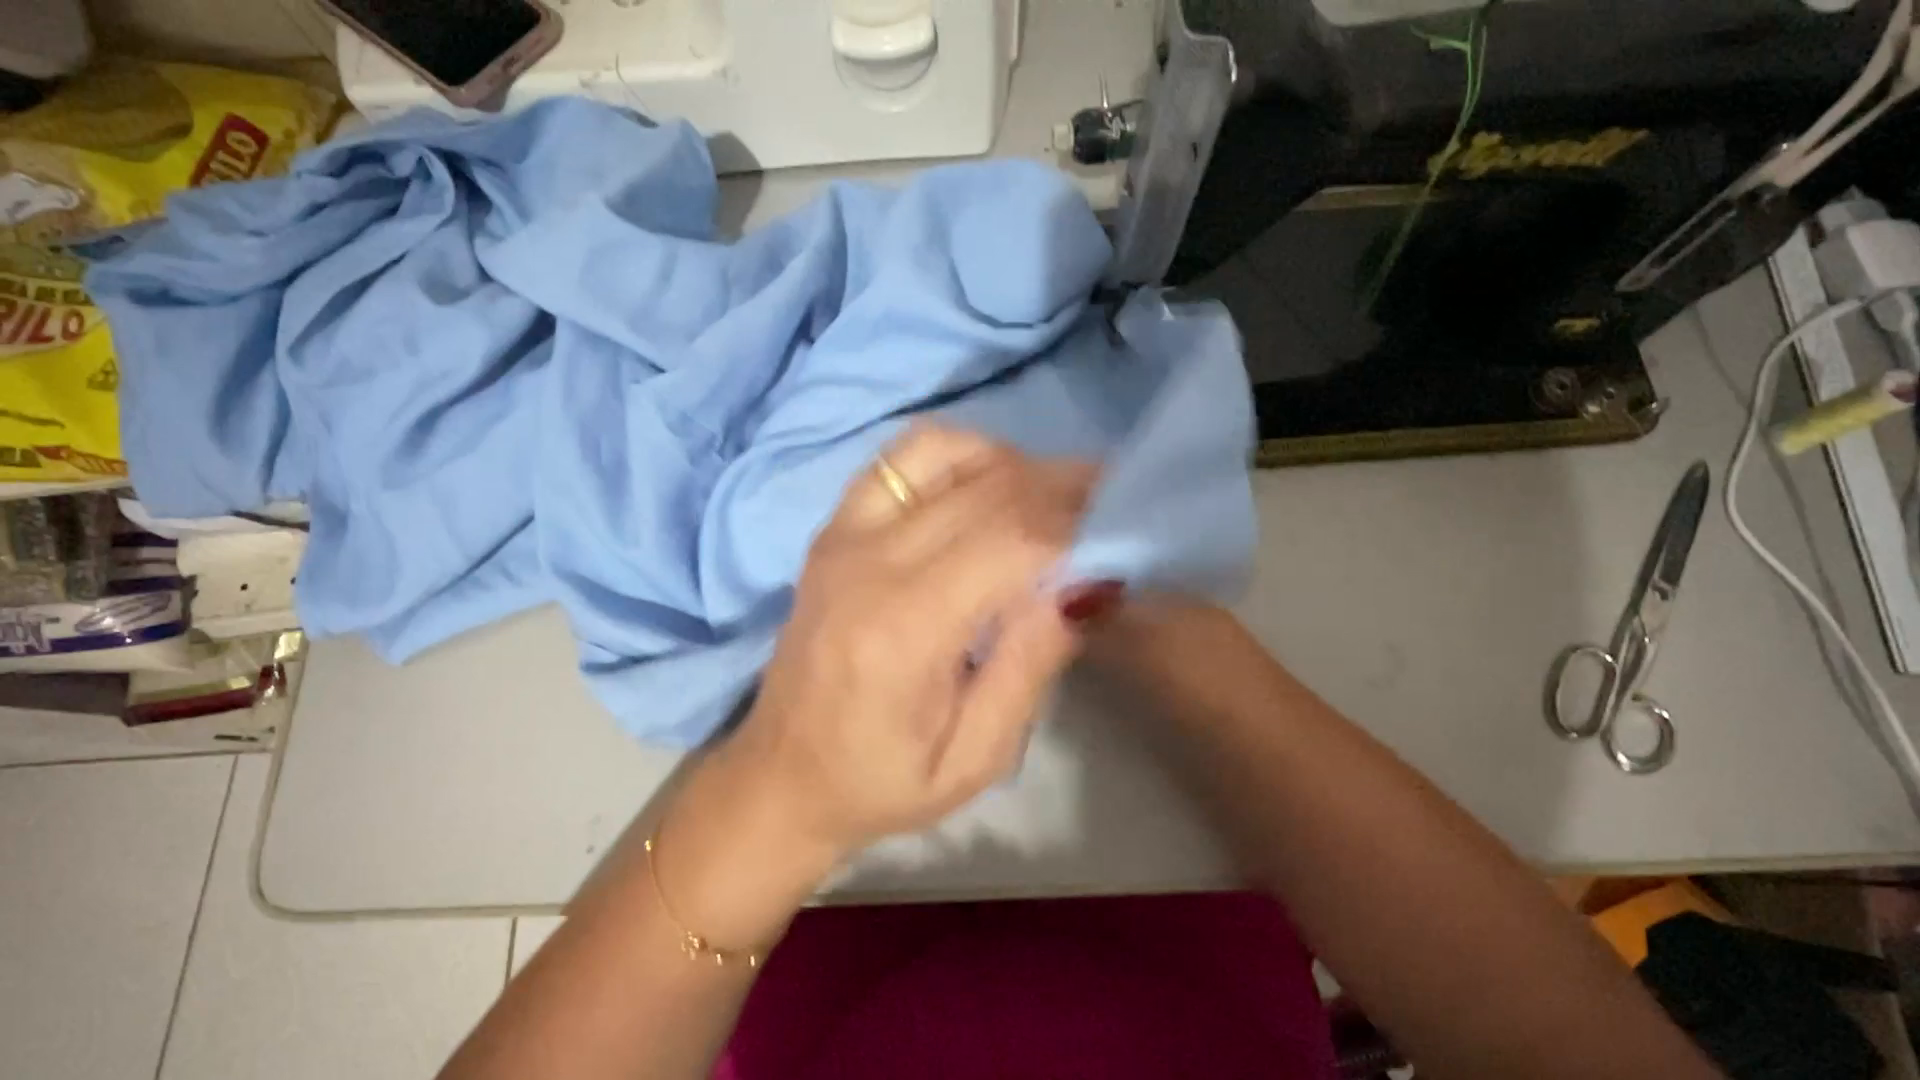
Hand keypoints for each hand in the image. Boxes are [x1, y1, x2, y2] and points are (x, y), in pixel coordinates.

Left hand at [720, 424, 1097, 860]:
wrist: (783, 776)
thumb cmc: (884, 783)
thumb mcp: (976, 757)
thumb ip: (1031, 664)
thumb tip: (1088, 582)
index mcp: (904, 628)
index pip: (1011, 538)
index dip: (1077, 525)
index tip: (1122, 536)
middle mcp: (869, 561)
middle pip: (987, 487)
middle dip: (1062, 488)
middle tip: (1110, 507)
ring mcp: (844, 534)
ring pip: (946, 453)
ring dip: (1013, 464)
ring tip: (1050, 500)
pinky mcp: (834, 527)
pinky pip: (902, 458)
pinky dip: (958, 455)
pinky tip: (986, 486)